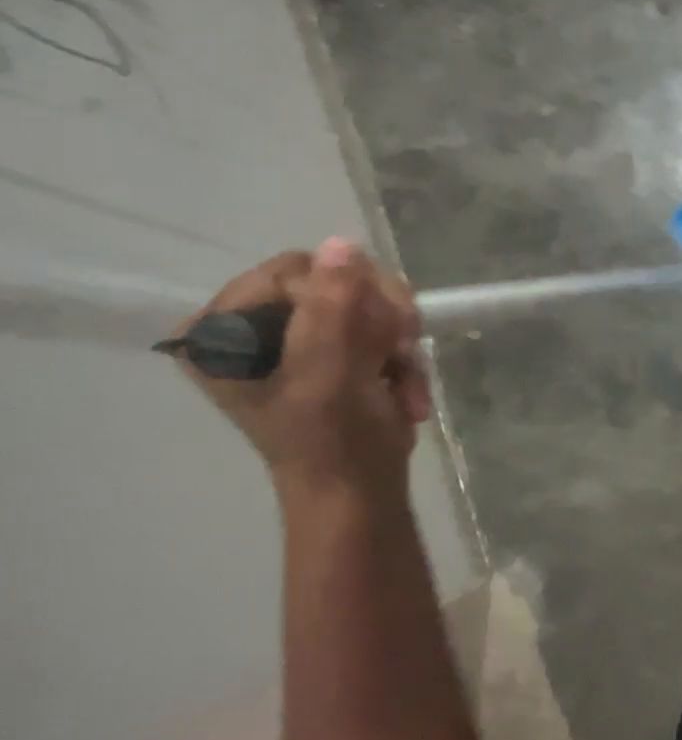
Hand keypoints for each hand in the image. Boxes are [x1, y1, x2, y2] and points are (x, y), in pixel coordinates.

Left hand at [174, 238, 431, 498]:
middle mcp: (249, 328)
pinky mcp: (334, 352)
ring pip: (366, 301)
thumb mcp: (328, 373)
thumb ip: (332, 308)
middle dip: (378, 319)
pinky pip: (380, 327)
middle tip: (399, 352)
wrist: (360, 495)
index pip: (291, 272)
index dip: (342, 295)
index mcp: (218, 332)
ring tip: (404, 379)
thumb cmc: (330, 442)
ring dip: (398, 341)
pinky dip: (402, 358)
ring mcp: (295, 340)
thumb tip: (344, 244)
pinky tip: (406, 392)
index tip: (374, 334)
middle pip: (334, 281)